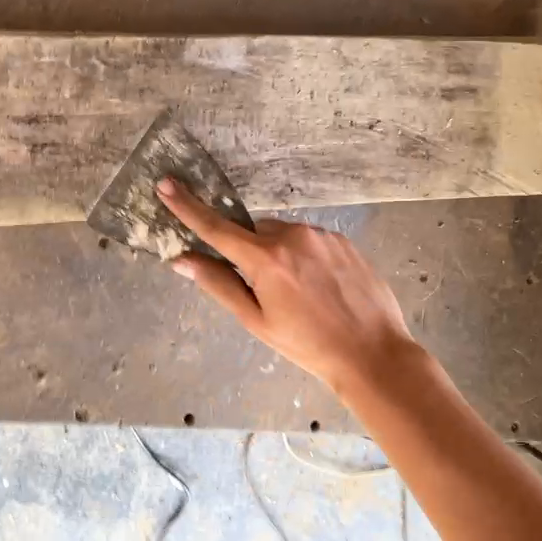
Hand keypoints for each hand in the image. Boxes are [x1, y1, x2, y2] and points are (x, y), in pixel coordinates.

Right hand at [158, 178, 419, 390]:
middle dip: (251, 254)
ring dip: (281, 255)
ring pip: (282, 236)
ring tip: (303, 294)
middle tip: (269, 291)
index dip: (186, 206)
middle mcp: (290, 236)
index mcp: (265, 259)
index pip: (214, 227)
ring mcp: (319, 235)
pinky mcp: (342, 240)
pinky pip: (310, 240)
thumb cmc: (309, 345)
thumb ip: (218, 284)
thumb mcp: (257, 321)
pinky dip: (306, 257)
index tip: (165, 184)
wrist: (375, 356)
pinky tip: (322, 288)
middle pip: (252, 233)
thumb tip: (180, 259)